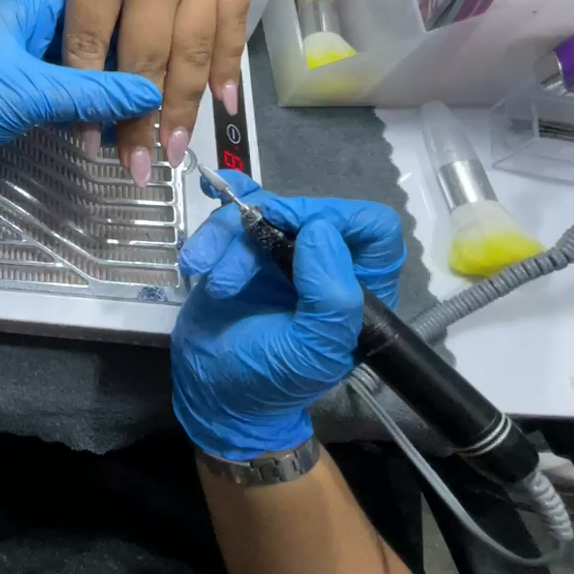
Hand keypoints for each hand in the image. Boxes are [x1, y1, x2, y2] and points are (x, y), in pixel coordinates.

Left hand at [0, 0, 161, 227]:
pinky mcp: (22, 97)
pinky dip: (87, 111)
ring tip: (143, 114)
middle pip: (88, 38)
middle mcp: (24, 30)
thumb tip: (151, 94)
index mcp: (20, 10)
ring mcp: (23, 65)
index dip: (125, 17)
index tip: (164, 37)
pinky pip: (66, 97)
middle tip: (159, 88)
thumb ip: (91, 92)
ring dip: (106, 94)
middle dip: (120, 65)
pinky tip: (112, 129)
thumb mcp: (28, 93)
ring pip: (79, 71)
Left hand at [13, 0, 257, 184]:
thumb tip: (13, 7)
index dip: (82, 92)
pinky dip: (228, 69)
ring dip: (181, 111)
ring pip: (192, 57)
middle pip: (141, 63)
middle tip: (131, 169)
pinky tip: (223, 105)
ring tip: (172, 155)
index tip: (81, 136)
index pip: (87, 42)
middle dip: (135, 122)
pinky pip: (233, 29)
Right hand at [170, 170, 405, 459]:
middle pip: (305, 213)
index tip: (287, 230)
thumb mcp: (309, 352)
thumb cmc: (267, 381)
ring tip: (202, 273)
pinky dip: (225, 192)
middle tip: (226, 273)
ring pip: (261, 210)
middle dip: (258, 234)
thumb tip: (319, 230)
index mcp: (358, 289)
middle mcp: (323, 264)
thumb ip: (329, 299)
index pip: (370, 230)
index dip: (335, 218)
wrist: (212, 388)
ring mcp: (280, 252)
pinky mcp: (241, 246)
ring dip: (222, 236)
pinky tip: (210, 186)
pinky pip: (238, 205)